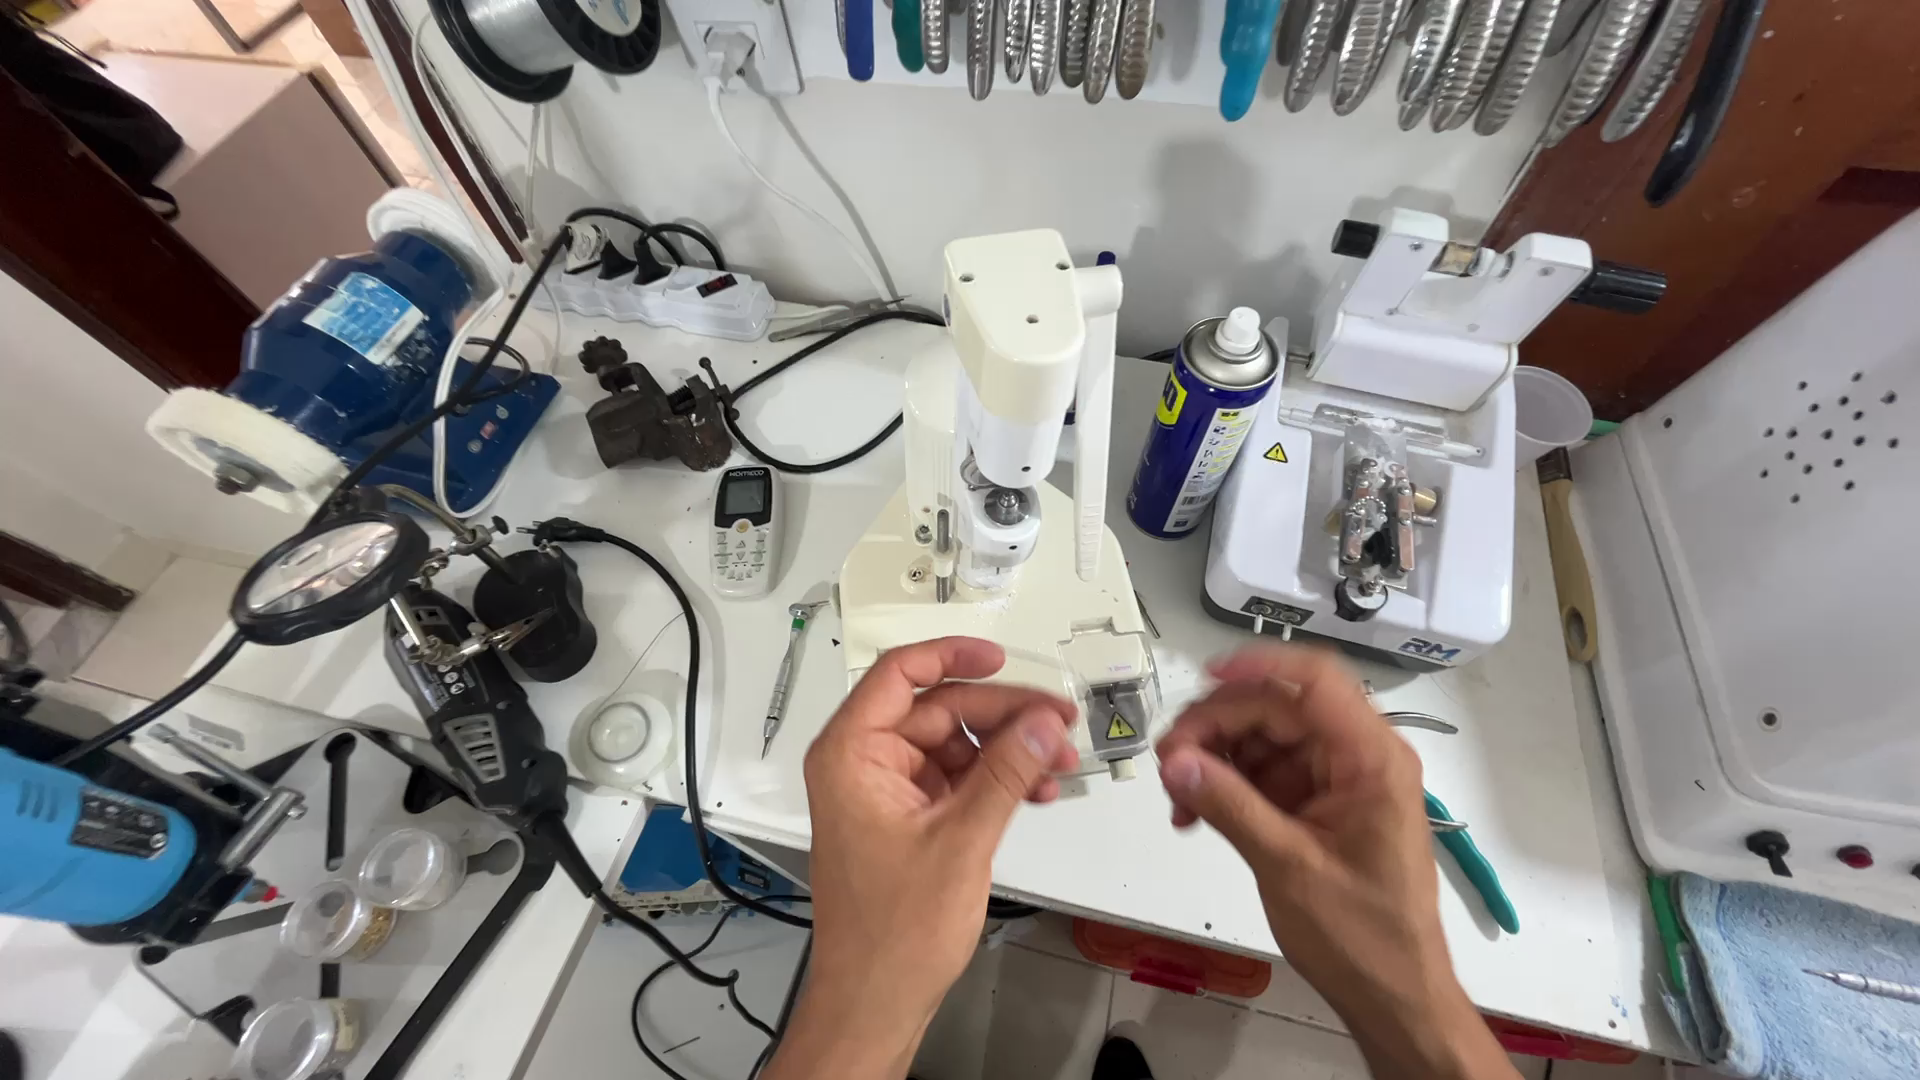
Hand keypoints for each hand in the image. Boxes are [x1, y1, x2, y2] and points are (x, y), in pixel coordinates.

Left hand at [765, 637, 1078, 1079]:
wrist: (878, 1003)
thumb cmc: (890, 936)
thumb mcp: (960, 841)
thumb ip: (1006, 774)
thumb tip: (1042, 723)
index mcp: (851, 754)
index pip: (899, 674)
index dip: (951, 655)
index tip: (998, 657)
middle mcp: (865, 762)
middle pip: (940, 709)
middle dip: (1002, 716)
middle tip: (1056, 721)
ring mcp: (889, 787)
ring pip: (957, 742)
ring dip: (1008, 750)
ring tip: (1056, 764)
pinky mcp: (911, 811)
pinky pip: (959, 775)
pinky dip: (996, 779)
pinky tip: (1035, 791)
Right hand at [1156, 645, 1517, 1079]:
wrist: (1392, 999)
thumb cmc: (1362, 937)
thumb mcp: (1289, 867)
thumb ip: (1229, 806)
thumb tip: (1173, 762)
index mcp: (1369, 758)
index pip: (1316, 681)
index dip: (1259, 665)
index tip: (1203, 676)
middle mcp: (1352, 755)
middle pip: (1273, 707)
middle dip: (1214, 725)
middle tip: (1168, 760)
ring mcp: (1329, 776)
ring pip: (1257, 734)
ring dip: (1210, 755)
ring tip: (1176, 793)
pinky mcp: (1309, 798)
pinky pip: (1256, 769)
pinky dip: (1220, 783)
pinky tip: (1191, 813)